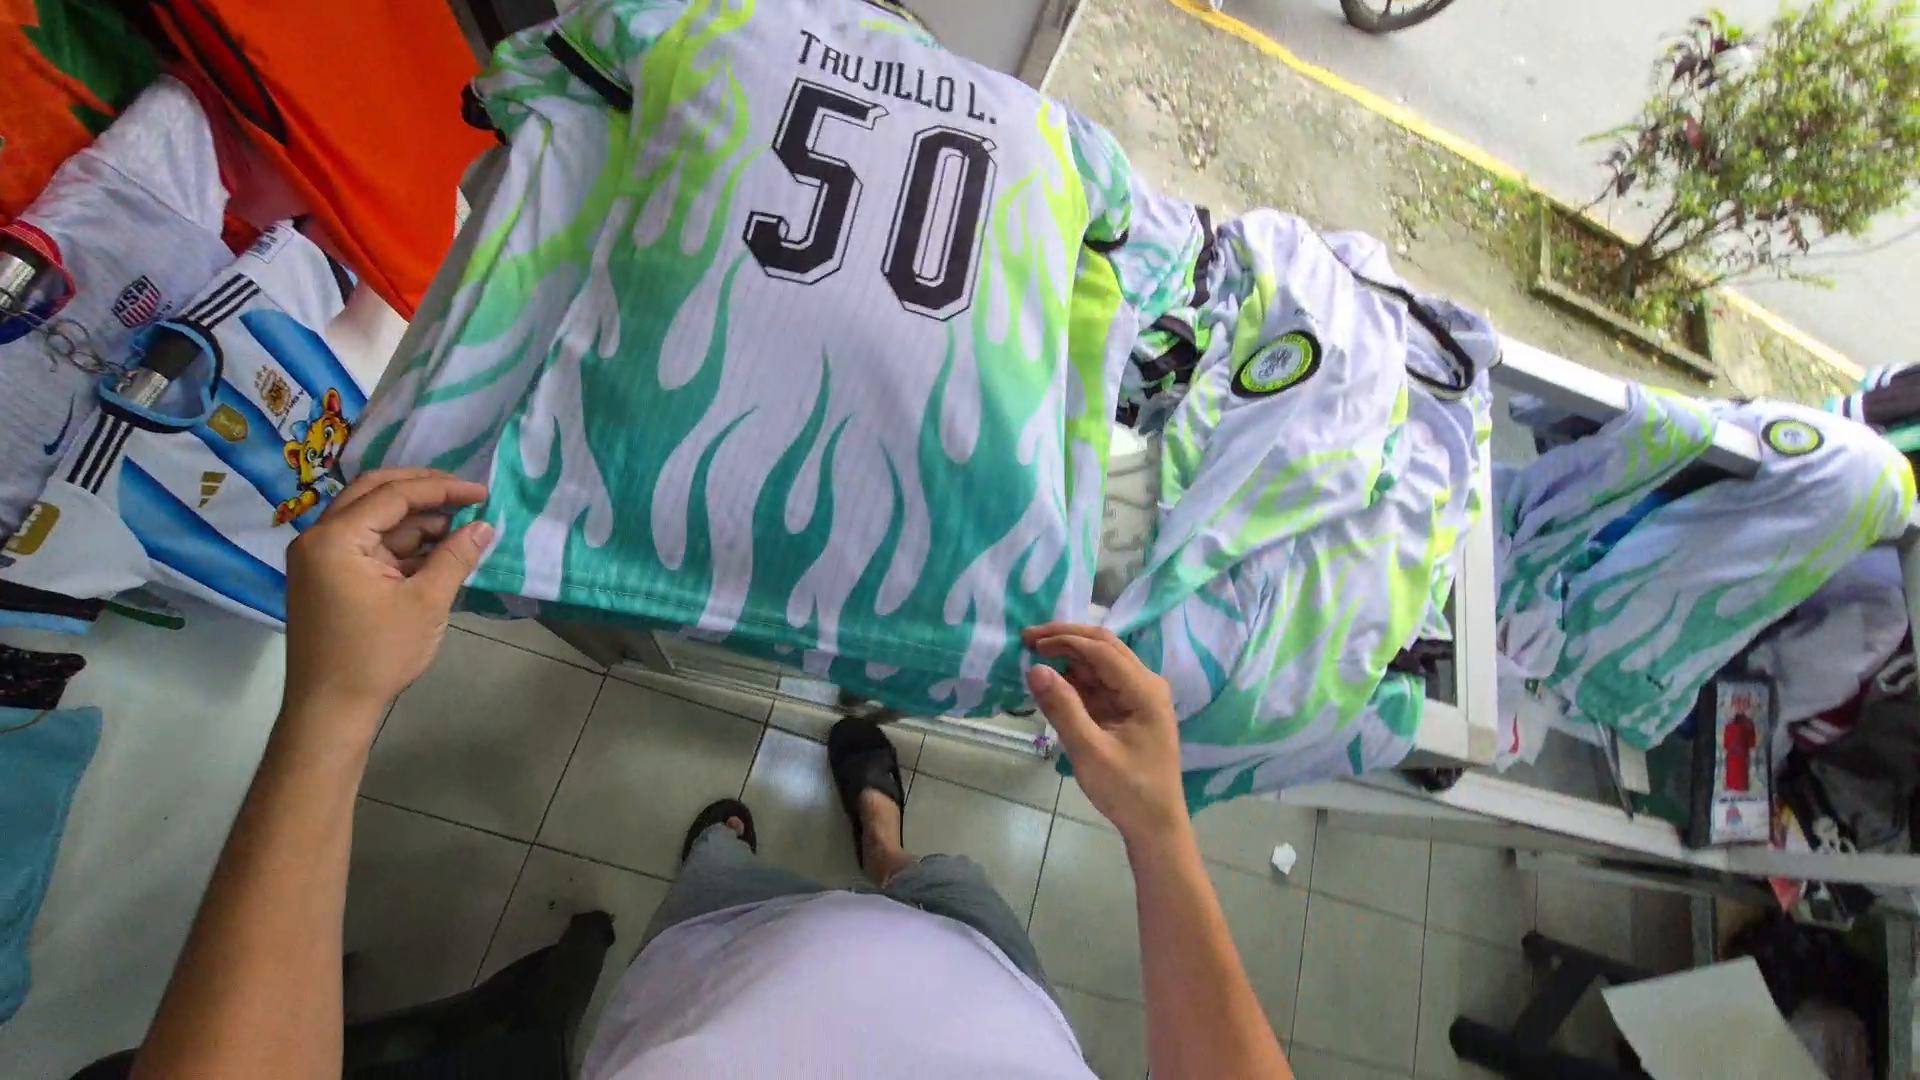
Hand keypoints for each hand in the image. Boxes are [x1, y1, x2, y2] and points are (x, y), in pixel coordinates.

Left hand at [282, 469, 492, 737]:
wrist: (333, 706)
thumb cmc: (378, 652)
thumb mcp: (427, 601)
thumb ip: (455, 557)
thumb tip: (485, 526)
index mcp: (335, 540)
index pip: (392, 495)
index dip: (442, 489)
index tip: (484, 493)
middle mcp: (321, 540)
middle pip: (376, 494)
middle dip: (425, 491)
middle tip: (469, 496)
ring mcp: (325, 559)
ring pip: (377, 520)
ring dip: (421, 520)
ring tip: (465, 527)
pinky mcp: (336, 577)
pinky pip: (375, 545)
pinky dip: (409, 543)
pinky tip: (443, 550)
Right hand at [1023, 623, 1186, 844]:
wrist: (1156, 827)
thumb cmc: (1127, 791)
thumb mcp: (1090, 752)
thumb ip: (1063, 708)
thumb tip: (1035, 668)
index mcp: (1145, 691)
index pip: (1101, 649)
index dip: (1064, 640)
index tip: (1030, 642)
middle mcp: (1146, 684)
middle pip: (1104, 646)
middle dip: (1066, 638)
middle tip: (1029, 639)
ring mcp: (1139, 695)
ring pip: (1101, 661)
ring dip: (1069, 655)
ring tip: (1035, 656)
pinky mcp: (1129, 708)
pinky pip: (1101, 681)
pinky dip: (1076, 676)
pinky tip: (1053, 680)